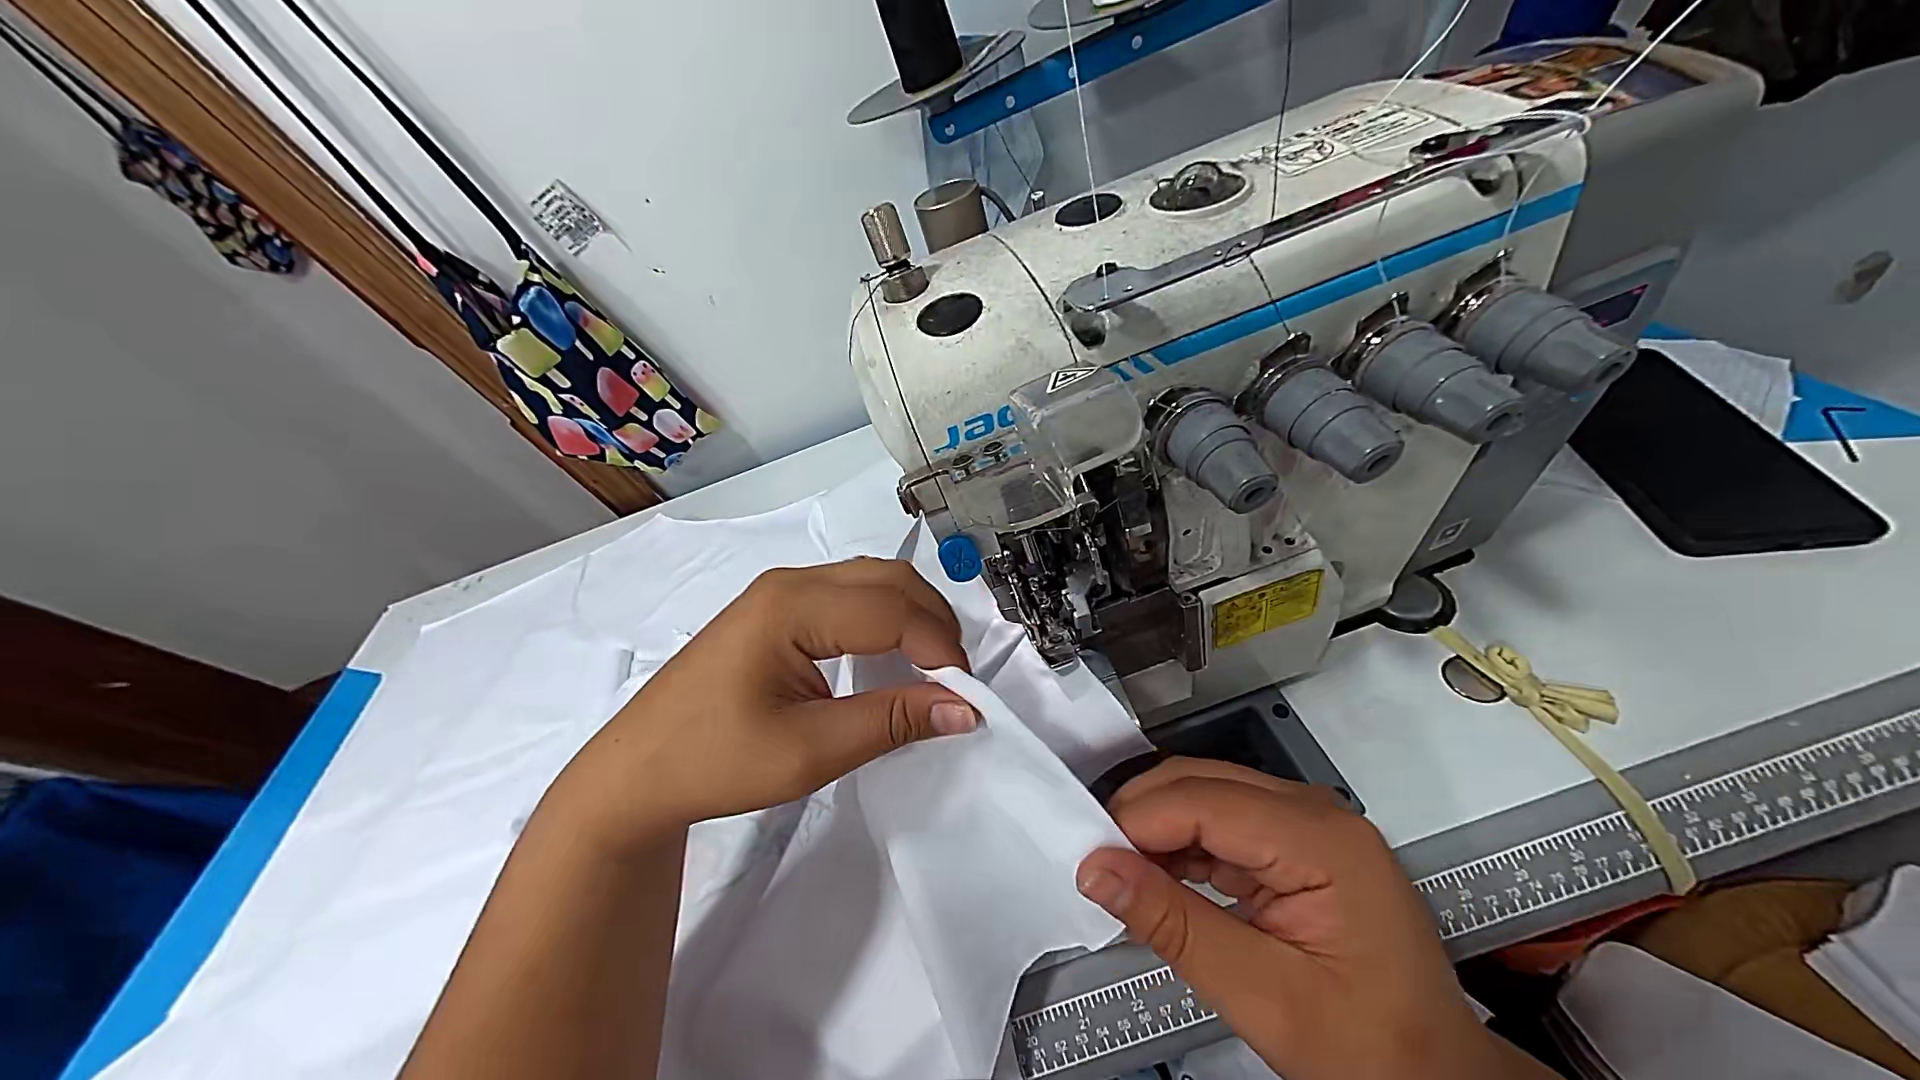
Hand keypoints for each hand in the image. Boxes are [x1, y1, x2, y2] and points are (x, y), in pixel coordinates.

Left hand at [547, 558, 980, 849]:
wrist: (635, 772)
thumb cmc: (713, 761)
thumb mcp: (809, 751)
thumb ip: (890, 722)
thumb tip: (963, 708)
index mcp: (792, 605)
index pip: (891, 609)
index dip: (939, 648)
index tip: (965, 695)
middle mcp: (789, 582)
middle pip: (888, 580)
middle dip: (933, 624)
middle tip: (954, 681)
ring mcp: (780, 590)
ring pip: (872, 581)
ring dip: (912, 617)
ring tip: (931, 669)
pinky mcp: (777, 607)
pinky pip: (850, 594)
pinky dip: (885, 618)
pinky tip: (890, 656)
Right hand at [1076, 759, 1542, 1079]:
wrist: (1434, 1076)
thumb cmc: (1370, 1048)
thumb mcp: (1263, 997)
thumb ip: (1174, 925)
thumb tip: (1097, 870)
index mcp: (1321, 840)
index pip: (1202, 801)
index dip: (1136, 822)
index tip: (1089, 859)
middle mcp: (1314, 813)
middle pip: (1200, 783)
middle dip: (1140, 817)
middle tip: (1099, 866)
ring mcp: (1306, 823)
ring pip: (1203, 795)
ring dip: (1156, 831)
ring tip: (1123, 876)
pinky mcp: (1293, 841)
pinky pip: (1219, 822)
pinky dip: (1180, 846)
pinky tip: (1160, 880)